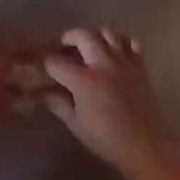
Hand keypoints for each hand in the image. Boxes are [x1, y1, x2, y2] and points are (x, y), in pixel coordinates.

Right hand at [41, 28, 179, 174]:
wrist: (145, 146)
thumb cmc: (106, 139)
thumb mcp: (76, 123)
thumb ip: (56, 102)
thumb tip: (34, 94)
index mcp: (84, 80)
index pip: (55, 62)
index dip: (40, 60)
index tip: (33, 61)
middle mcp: (104, 63)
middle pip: (82, 36)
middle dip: (68, 38)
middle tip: (61, 48)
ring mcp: (124, 62)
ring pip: (107, 33)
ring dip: (93, 36)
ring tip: (87, 48)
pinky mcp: (140, 66)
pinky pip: (131, 41)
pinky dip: (120, 41)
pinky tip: (114, 52)